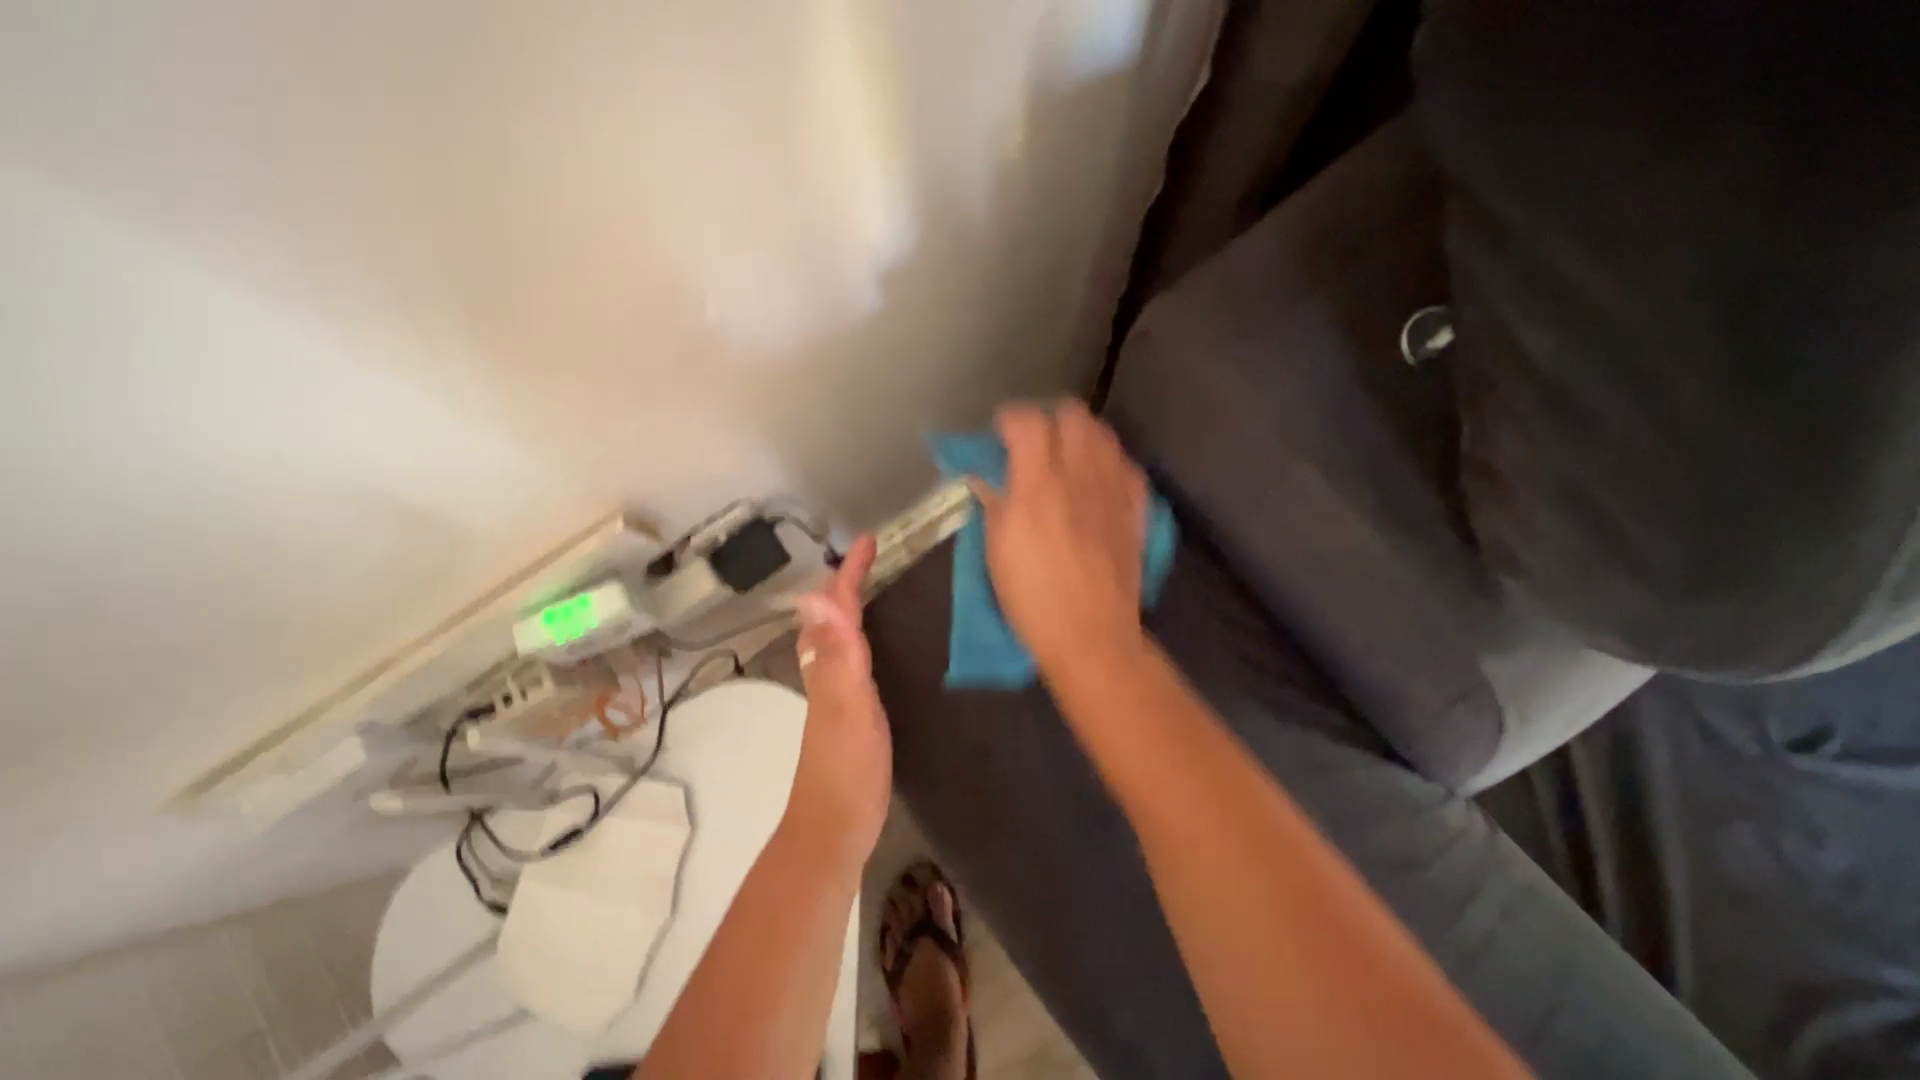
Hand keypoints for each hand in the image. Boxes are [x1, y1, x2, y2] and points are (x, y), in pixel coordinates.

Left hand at [784, 534, 891, 862]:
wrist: (833, 831)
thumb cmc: (845, 769)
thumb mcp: (847, 706)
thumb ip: (837, 654)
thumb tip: (815, 596)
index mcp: (829, 668)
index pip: (836, 609)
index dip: (849, 574)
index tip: (868, 540)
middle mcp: (827, 677)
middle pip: (832, 620)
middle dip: (847, 586)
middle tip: (871, 562)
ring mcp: (836, 701)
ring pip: (839, 644)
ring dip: (851, 614)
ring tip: (874, 595)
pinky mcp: (850, 722)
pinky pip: (852, 669)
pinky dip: (861, 647)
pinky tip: (878, 658)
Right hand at [971, 401, 1150, 675]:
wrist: (1091, 634)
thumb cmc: (1032, 599)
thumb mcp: (997, 552)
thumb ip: (993, 505)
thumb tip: (987, 478)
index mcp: (1037, 485)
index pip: (1026, 422)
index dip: (1010, 419)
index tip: (1001, 433)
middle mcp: (1080, 476)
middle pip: (1071, 415)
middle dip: (1049, 420)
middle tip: (1035, 442)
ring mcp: (1114, 490)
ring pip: (1103, 434)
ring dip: (1081, 436)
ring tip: (1067, 456)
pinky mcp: (1137, 509)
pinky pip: (1126, 465)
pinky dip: (1109, 463)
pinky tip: (1098, 480)